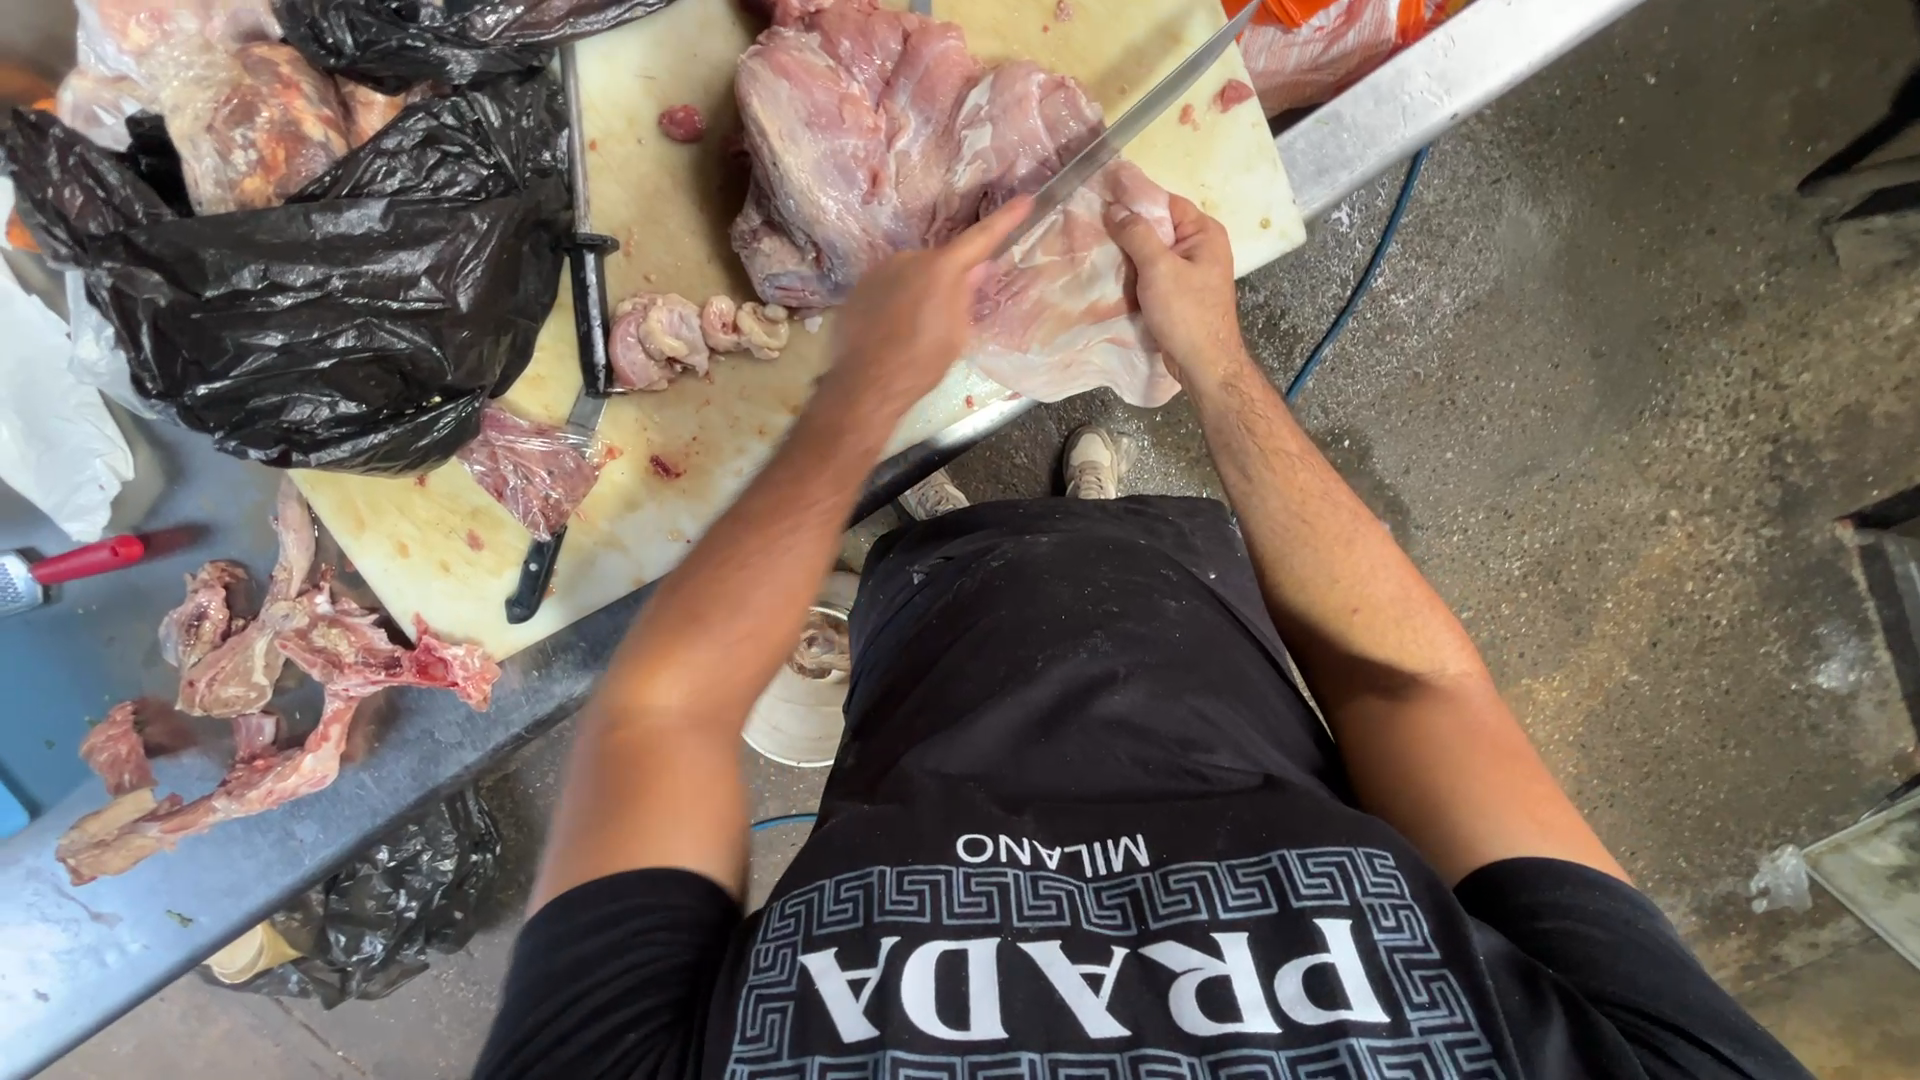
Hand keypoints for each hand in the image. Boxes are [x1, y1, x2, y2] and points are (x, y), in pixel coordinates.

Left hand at [828, 197, 1032, 412]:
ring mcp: (880, 270)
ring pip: (911, 275)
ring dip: (918, 294)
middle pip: (939, 264)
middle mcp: (909, 258)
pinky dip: (895, 303)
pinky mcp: (859, 287)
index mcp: (941, 269)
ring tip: (913, 332)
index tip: (1024, 201)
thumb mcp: (957, 336)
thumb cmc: (921, 364)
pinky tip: (892, 331)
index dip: (1005, 220)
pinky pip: (888, 288)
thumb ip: (967, 296)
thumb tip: (978, 269)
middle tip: (945, 319)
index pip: (980, 239)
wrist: (866, 383)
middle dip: (947, 283)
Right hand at [1107, 194, 1254, 391]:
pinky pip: (1154, 274)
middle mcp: (1201, 246)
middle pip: (1159, 227)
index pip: (1166, 202)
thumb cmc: (1186, 313)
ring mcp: (1191, 271)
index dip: (1136, 199)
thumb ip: (1137, 234)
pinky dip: (1135, 274)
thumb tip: (1115, 208)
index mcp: (1205, 232)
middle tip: (1095, 223)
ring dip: (1129, 253)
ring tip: (1098, 246)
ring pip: (1154, 252)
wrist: (1203, 362)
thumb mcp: (1158, 268)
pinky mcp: (1180, 293)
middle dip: (1129, 227)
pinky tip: (1114, 274)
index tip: (1104, 196)